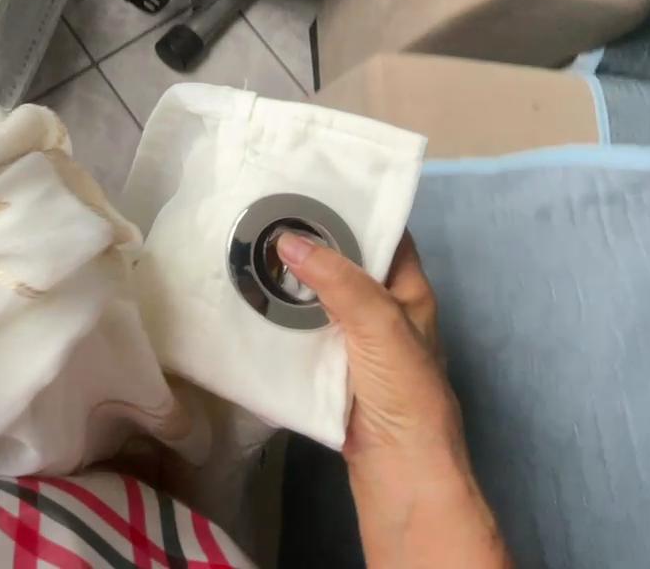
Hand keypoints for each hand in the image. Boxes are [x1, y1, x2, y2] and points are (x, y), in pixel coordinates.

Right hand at [277, 231, 509, 568]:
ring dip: (286, 269)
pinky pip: (297, 319)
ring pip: (315, 287)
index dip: (352, 204)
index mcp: (405, 289)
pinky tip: (246, 288)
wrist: (395, 470)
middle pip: (342, 256)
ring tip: (244, 237)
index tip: (308, 179)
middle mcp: (378, 304)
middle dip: (306, 234)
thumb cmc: (404, 393)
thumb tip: (288, 239)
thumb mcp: (381, 328)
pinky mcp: (323, 355)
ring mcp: (349, 330)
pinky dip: (276, 304)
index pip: (382, 231)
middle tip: (262, 204)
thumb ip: (340, 282)